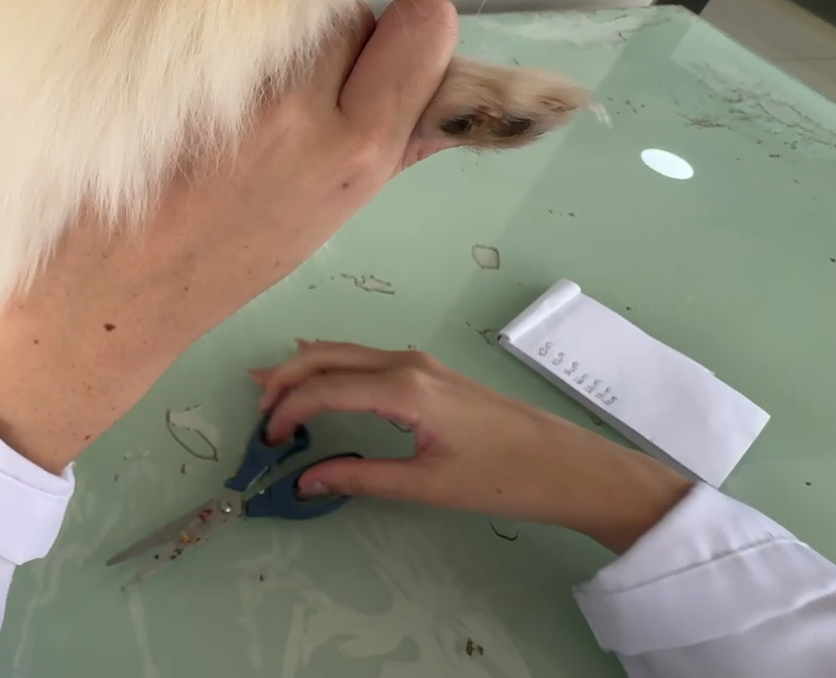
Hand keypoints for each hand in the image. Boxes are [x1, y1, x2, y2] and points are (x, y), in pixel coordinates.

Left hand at [0, 0, 461, 470]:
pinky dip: (211, 49)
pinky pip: (211, 31)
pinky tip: (191, 93)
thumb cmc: (220, 267)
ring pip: (279, 12)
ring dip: (269, 41)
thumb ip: (389, 150)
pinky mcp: (163, 78)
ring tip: (235, 93)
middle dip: (329, 42)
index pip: (420, 22)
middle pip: (346, 9)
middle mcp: (296, 110)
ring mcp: (224, 92)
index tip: (372, 63)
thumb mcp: (323, 220)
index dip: (399, 38)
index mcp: (354, 154)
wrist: (113, 290)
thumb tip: (443, 95)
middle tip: (290, 89)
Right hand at [255, 341, 692, 552]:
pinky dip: (326, 362)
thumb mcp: (428, 485)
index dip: (287, 411)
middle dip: (282, 378)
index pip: (323, 389)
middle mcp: (401, 362)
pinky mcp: (423, 368)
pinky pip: (359, 355)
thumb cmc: (506, 480)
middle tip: (258, 410)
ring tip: (268, 387)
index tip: (270, 440)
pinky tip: (312, 363)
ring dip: (301, 367)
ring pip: (339, 351)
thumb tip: (303, 481)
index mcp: (401, 388)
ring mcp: (414, 360)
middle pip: (322, 356)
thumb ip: (360, 478)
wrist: (577, 468)